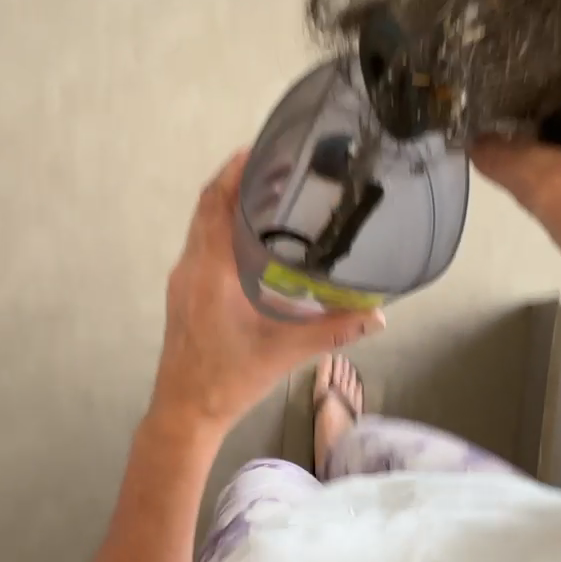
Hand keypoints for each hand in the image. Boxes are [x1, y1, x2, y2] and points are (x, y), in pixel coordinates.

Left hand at [149, 152, 382, 433]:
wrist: (185, 413)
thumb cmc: (228, 380)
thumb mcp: (284, 353)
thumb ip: (332, 331)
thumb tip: (378, 314)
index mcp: (210, 272)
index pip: (215, 204)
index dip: (235, 171)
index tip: (262, 148)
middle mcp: (190, 268)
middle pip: (207, 208)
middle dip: (236, 182)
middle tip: (276, 168)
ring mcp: (182, 281)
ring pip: (202, 227)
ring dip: (227, 206)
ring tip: (268, 196)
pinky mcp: (183, 295)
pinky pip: (201, 247)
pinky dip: (222, 230)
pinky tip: (250, 241)